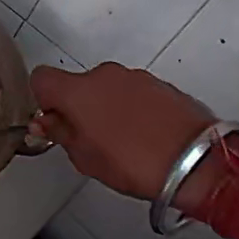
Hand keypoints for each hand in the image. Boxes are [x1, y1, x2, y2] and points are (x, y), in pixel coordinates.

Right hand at [30, 63, 216, 201]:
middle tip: (87, 138)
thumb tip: (47, 121)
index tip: (53, 121)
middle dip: (76, 106)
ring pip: (105, 88)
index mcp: (77, 91)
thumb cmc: (135, 163)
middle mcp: (104, 75)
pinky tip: (142, 135)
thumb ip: (60, 133)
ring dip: (105, 107)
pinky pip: (132, 92)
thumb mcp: (84, 158)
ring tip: (120, 141)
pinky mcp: (160, 84)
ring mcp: (135, 77)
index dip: (42, 100)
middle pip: (75, 83)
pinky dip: (130, 108)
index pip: (41, 78)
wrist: (197, 163)